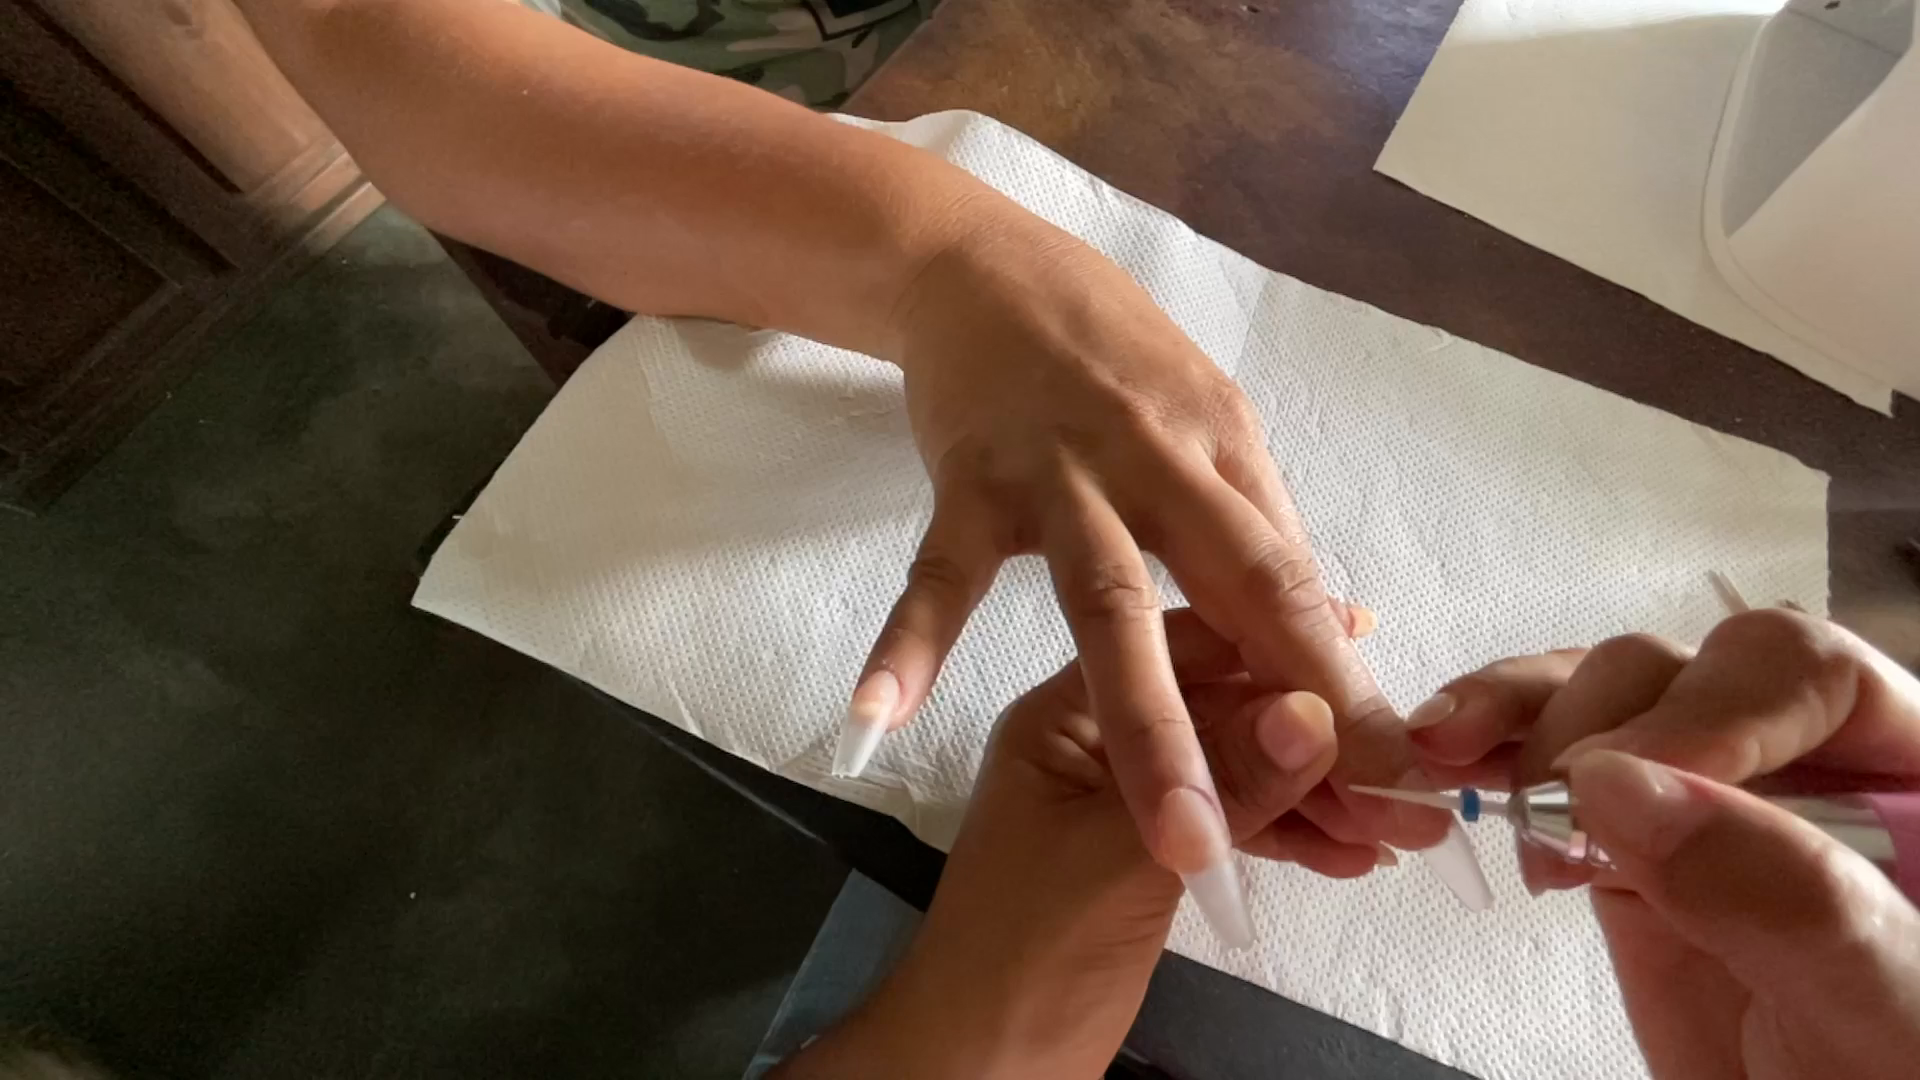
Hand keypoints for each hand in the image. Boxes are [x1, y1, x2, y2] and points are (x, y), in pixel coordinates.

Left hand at [783, 611, 1348, 1079]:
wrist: (990, 1063)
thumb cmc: (1031, 949)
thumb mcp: (1126, 855)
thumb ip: (1221, 784)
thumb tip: (1317, 707)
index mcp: (1066, 713)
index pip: (1170, 651)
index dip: (1260, 646)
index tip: (1356, 643)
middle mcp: (1098, 739)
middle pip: (1214, 715)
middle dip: (1306, 739)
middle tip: (1401, 769)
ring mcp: (1127, 796)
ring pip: (1230, 774)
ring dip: (1311, 797)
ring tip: (1400, 827)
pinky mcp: (1152, 850)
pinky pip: (1227, 826)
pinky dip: (1286, 838)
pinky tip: (1350, 855)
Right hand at [838, 207, 1446, 910]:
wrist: (984, 267)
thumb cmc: (1101, 349)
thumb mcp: (1196, 415)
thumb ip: (1244, 511)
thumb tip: (1311, 606)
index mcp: (1223, 450)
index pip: (1298, 580)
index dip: (1350, 681)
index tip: (1398, 781)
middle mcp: (1159, 461)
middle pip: (1236, 593)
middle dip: (1292, 714)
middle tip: (1344, 829)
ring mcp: (1059, 472)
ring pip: (1110, 601)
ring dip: (1148, 721)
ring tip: (1179, 838)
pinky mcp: (970, 479)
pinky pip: (941, 573)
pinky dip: (912, 643)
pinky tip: (881, 713)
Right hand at [1408, 609, 1919, 1078]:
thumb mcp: (1887, 1029)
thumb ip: (1792, 904)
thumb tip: (1611, 781)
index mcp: (1901, 776)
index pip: (1797, 673)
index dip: (1703, 706)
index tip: (1613, 786)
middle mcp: (1788, 760)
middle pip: (1663, 670)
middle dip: (1577, 726)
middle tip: (1540, 815)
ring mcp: (1685, 788)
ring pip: (1579, 692)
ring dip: (1503, 717)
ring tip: (1444, 758)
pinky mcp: (1607, 825)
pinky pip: (1530, 750)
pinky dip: (1477, 748)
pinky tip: (1441, 767)